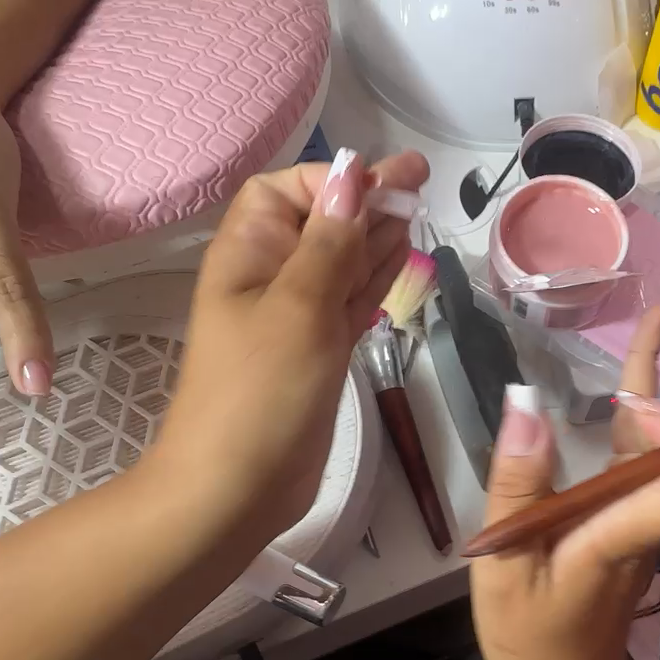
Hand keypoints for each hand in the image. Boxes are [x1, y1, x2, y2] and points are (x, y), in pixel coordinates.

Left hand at [149, 149, 426, 540]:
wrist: (238, 484)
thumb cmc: (261, 390)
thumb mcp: (299, 305)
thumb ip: (331, 241)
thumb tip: (353, 175)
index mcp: (250, 253)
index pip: (290, 191)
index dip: (335, 183)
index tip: (383, 188)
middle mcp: (274, 277)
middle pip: (323, 222)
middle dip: (368, 201)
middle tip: (420, 181)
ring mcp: (299, 316)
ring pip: (344, 262)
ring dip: (378, 237)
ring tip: (417, 213)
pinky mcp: (321, 350)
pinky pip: (352, 301)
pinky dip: (376, 279)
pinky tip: (402, 258)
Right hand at [471, 291, 659, 659]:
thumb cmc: (531, 636)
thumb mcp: (504, 567)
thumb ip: (517, 484)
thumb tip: (524, 400)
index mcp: (625, 535)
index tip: (639, 402)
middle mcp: (652, 514)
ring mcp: (647, 506)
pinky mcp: (632, 502)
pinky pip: (653, 441)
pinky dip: (653, 393)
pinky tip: (649, 354)